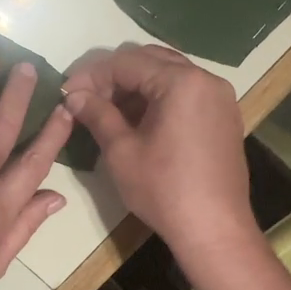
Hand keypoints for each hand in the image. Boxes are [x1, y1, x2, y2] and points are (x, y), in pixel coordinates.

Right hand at [63, 44, 254, 257]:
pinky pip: (186, 93)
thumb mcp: (121, 151)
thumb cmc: (164, 190)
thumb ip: (97, 115)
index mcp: (181, 82)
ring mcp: (219, 98)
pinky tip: (137, 122)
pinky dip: (158, 98)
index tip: (67, 93)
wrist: (214, 229)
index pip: (127, 62)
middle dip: (114, 76)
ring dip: (136, 86)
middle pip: (151, 60)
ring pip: (169, 75)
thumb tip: (74, 96)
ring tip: (107, 111)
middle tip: (86, 99)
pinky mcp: (223, 117)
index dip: (92, 75)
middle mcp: (206, 80)